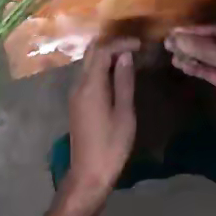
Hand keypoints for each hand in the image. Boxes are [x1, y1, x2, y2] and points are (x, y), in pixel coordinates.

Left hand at [65, 37, 138, 204]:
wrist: (88, 173)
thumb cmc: (111, 145)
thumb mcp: (124, 113)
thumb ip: (124, 82)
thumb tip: (125, 56)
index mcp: (90, 86)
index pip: (102, 51)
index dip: (120, 43)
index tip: (140, 45)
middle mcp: (78, 85)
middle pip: (91, 53)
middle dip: (112, 45)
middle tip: (135, 48)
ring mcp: (75, 94)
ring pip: (88, 63)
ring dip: (107, 56)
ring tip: (130, 58)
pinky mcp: (77, 102)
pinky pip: (88, 75)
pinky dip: (102, 68)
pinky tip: (117, 74)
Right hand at [165, 25, 215, 187]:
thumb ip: (211, 52)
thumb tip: (180, 38)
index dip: (196, 30)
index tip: (174, 30)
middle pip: (213, 41)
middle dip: (191, 41)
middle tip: (166, 41)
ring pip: (211, 57)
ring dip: (192, 54)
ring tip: (168, 52)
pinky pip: (212, 72)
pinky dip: (198, 68)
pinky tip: (181, 65)